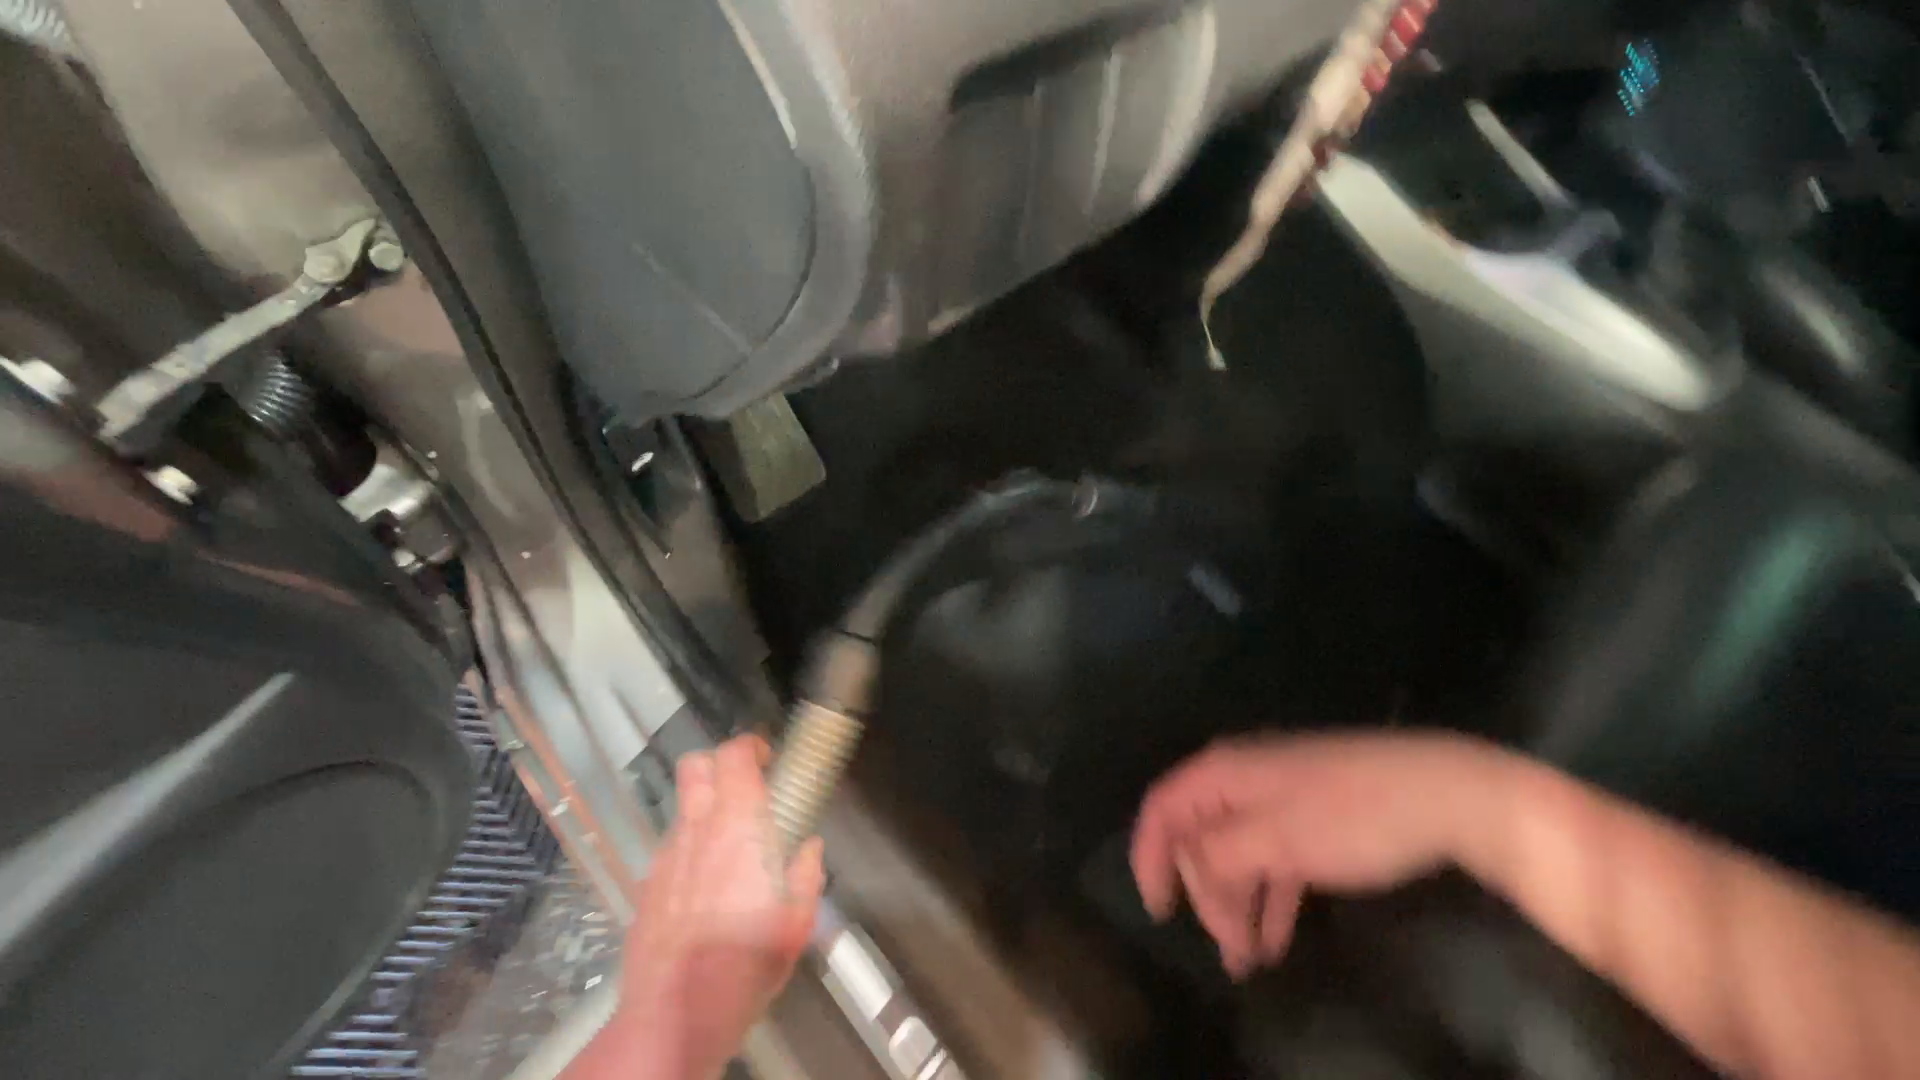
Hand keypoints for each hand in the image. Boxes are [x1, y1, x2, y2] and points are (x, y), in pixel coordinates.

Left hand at [618, 735, 824, 1079]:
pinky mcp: (647, 885)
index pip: (734, 757)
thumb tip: (808, 849)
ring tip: (731, 846)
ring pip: (684, 808)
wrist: (673, 1016)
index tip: (768, 758)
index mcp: (739, 828)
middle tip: (747, 788)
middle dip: (720, 764)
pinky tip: (706, 888)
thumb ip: (806, 875)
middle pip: (696, 765)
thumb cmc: (745, 964)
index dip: (750, 746)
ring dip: (707, 809)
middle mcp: (697, 831)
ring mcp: (666, 857)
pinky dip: (691, 848)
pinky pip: (672, 847)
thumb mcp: (797, 924)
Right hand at [1130, 731, 1504, 978]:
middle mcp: (1242, 779)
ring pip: (1237, 853)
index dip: (1149, 858)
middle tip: (1228, 950)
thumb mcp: (1276, 840)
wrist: (1447, 795)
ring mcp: (1279, 797)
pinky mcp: (1312, 817)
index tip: (1159, 912)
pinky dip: (1269, 898)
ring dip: (1237, 905)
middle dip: (1206, 896)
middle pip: (1200, 838)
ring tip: (1249, 961)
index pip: (1162, 809)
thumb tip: (1190, 868)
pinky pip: (1273, 860)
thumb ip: (1220, 855)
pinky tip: (1276, 941)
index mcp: (1223, 773)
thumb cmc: (1352, 815)